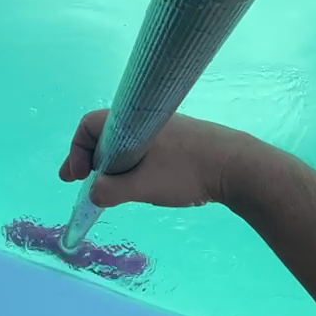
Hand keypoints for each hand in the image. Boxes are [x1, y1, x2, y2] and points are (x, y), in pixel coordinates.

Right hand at [58, 110, 251, 208]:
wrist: (239, 168)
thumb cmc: (186, 172)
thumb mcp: (141, 187)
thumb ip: (109, 191)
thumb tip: (93, 194)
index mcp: (131, 122)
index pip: (89, 126)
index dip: (77, 151)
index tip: (77, 177)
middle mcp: (144, 120)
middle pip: (104, 135)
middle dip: (88, 160)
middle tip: (79, 181)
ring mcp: (163, 129)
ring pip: (124, 144)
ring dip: (109, 165)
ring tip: (105, 188)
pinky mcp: (179, 141)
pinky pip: (143, 149)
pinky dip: (129, 165)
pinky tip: (136, 184)